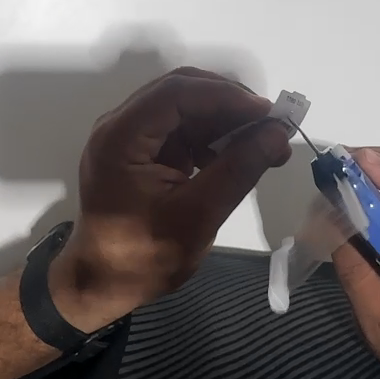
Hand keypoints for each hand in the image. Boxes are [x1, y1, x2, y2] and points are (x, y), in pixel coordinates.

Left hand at [51, 68, 292, 330]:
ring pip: (184, 108)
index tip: (268, 112)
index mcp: (122, 137)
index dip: (224, 95)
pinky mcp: (142, 152)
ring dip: (225, 120)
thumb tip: (277, 132)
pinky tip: (240, 155)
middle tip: (270, 124)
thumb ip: (238, 169)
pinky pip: (181, 129)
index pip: (176, 93)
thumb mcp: (197, 215)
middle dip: (228, 103)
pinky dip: (213, 137)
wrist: (102, 285)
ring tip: (266, 141)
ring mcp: (129, 138)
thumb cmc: (143, 256)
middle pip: (180, 92)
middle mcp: (120, 126)